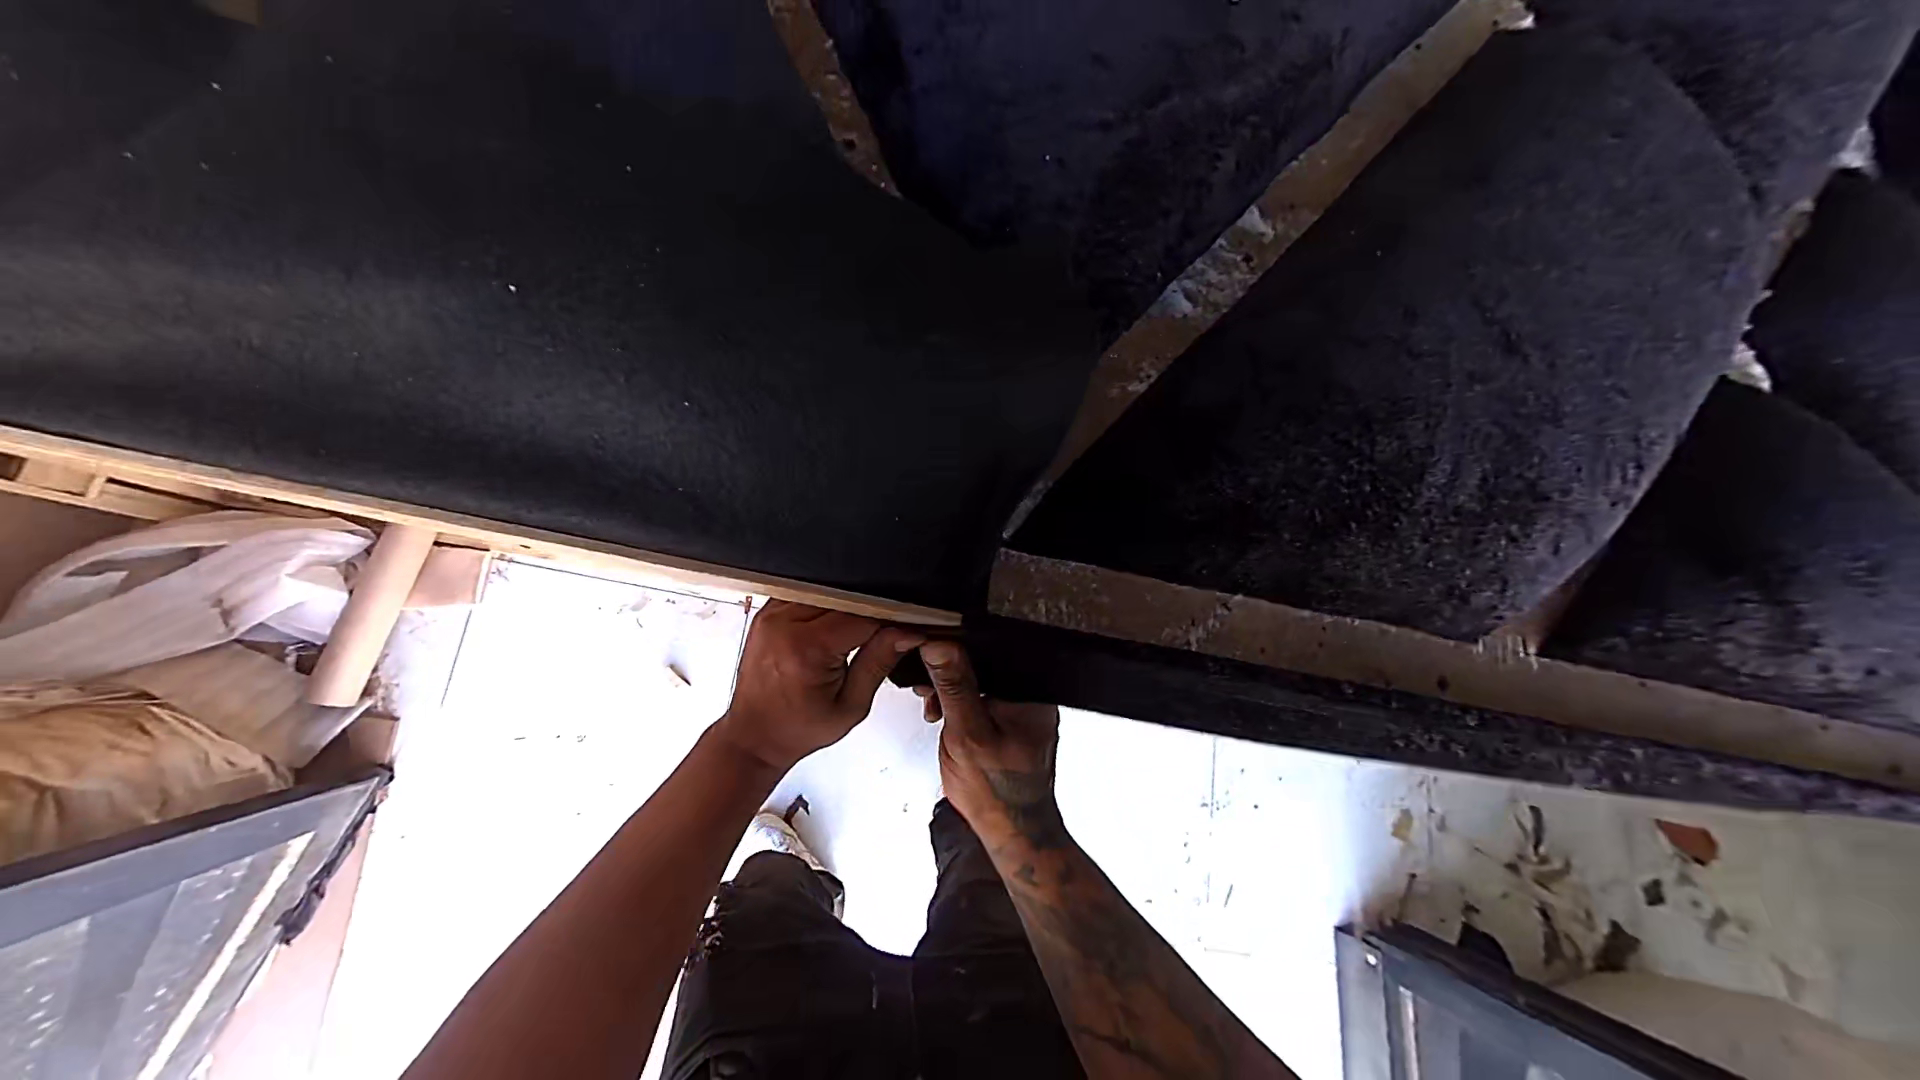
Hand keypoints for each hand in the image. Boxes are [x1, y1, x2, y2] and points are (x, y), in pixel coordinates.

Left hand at [716, 601, 925, 773]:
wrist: (755, 734)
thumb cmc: (797, 728)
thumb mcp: (851, 705)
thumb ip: (879, 662)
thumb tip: (906, 633)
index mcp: (806, 648)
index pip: (865, 615)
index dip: (892, 620)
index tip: (907, 628)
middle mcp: (784, 624)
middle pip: (847, 597)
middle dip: (873, 612)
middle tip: (883, 636)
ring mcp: (772, 614)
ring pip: (828, 590)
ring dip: (849, 606)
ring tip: (853, 637)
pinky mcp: (768, 611)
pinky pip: (808, 593)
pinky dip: (827, 605)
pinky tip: (832, 628)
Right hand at [917, 641, 1065, 845]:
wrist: (1011, 831)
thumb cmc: (997, 792)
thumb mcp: (966, 733)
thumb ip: (954, 687)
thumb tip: (941, 645)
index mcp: (1030, 692)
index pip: (991, 648)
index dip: (955, 646)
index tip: (927, 650)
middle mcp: (1030, 696)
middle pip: (984, 662)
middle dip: (950, 671)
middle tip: (927, 688)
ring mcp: (1021, 709)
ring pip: (980, 680)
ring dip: (951, 689)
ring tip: (934, 707)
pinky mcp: (1009, 721)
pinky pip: (982, 697)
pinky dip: (960, 704)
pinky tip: (946, 716)